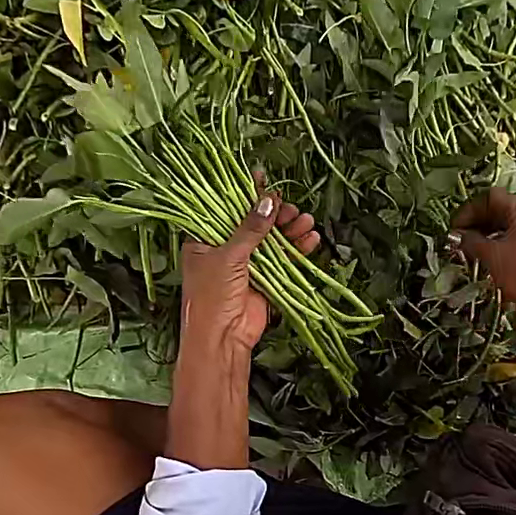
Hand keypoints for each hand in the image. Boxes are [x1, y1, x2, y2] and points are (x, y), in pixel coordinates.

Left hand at [179, 187, 322, 354]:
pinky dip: (297, 249)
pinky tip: (311, 240)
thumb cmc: (212, 296)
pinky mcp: (266, 279)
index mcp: (205, 239)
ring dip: (289, 230)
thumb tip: (267, 201)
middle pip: (253, 222)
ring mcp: (247, 264)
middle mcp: (225, 248)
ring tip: (305, 222)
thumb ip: (250, 229)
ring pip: (272, 239)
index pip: (224, 207)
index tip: (261, 176)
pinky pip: (284, 259)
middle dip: (273, 213)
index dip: (242, 192)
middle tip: (289, 208)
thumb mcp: (228, 256)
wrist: (222, 338)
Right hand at [447, 188, 515, 326]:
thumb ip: (471, 241)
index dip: (469, 210)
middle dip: (476, 222)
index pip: (491, 198)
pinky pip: (512, 238)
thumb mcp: (491, 255)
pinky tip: (484, 255)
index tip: (455, 226)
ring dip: (484, 234)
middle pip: (498, 210)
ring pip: (505, 225)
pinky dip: (496, 243)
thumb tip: (457, 235)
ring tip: (468, 247)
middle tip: (459, 236)